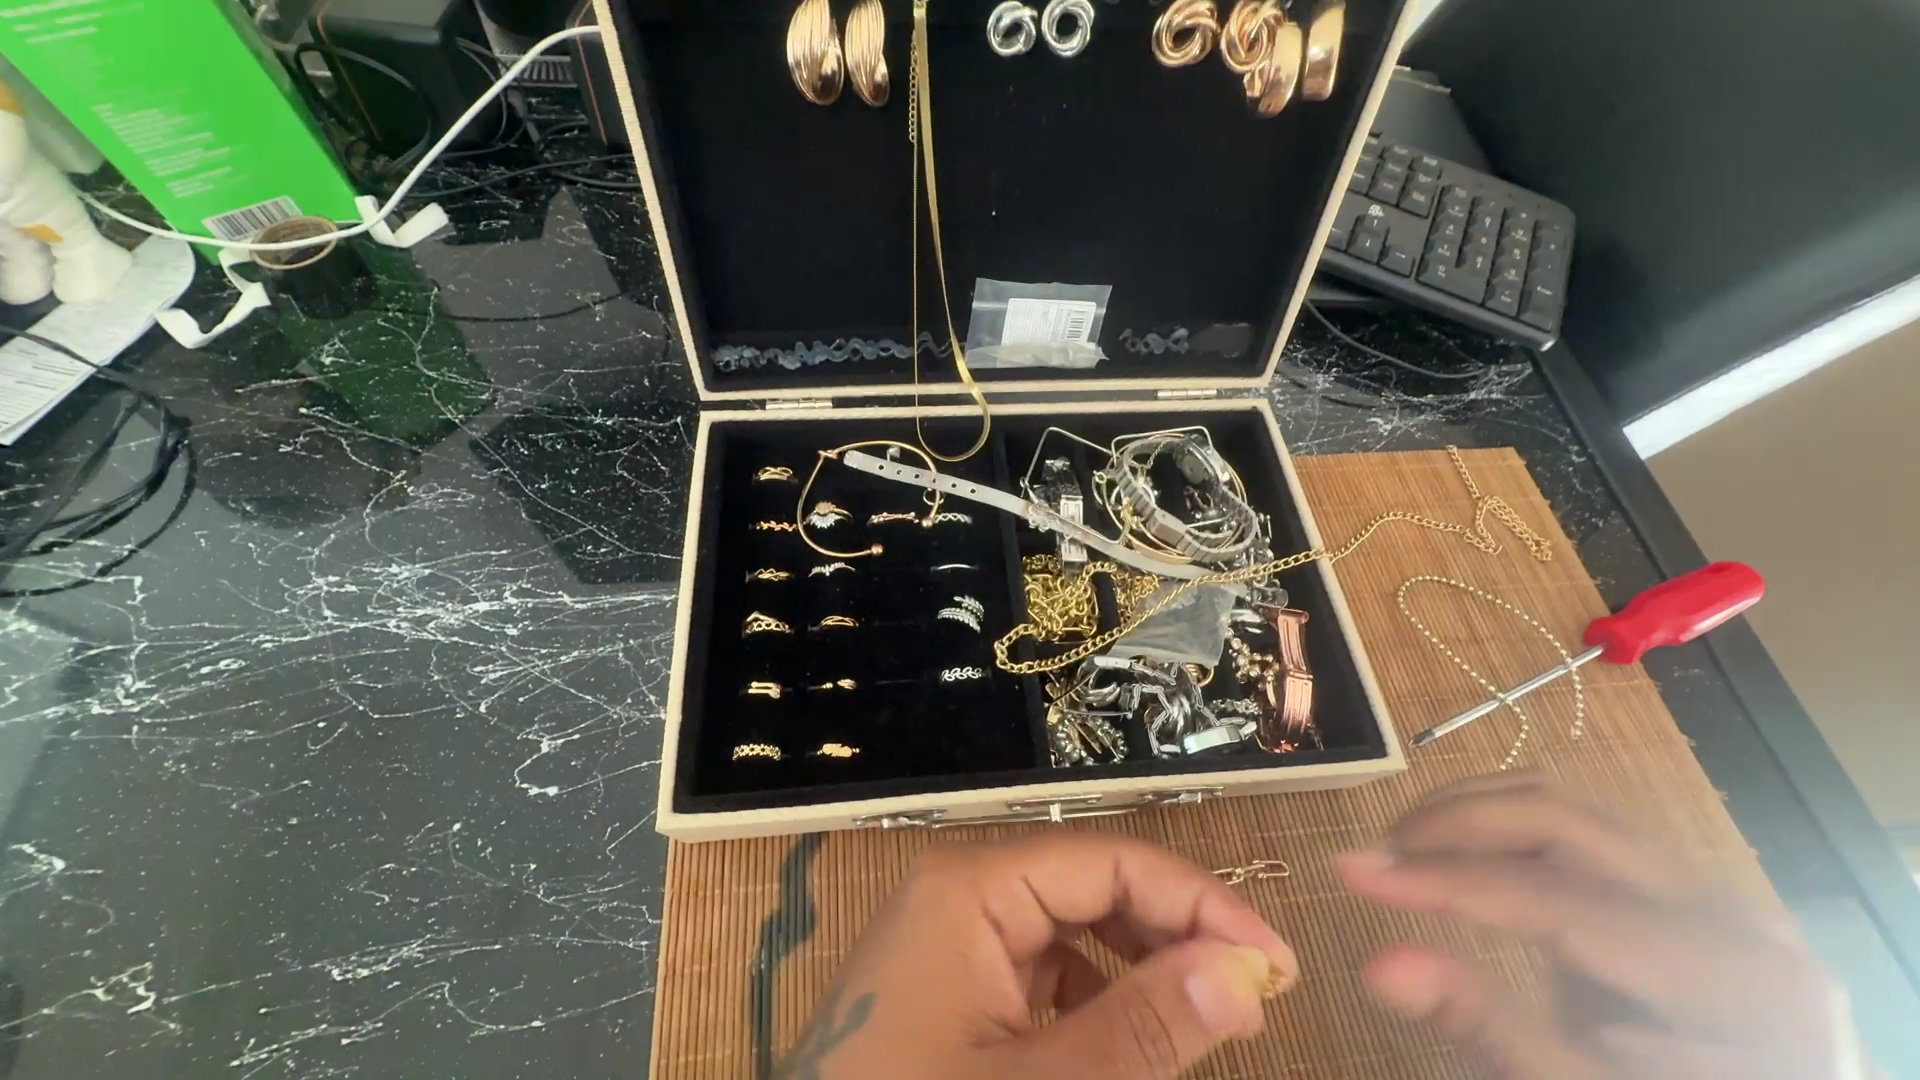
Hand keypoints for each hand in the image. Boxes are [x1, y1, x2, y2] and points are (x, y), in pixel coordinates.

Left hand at [775, 833, 1298, 1079]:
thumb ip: (1143, 1028)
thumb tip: (1246, 974)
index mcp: (970, 885)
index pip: (1109, 859)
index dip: (1199, 903)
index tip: (1276, 966)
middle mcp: (959, 890)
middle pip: (1090, 884)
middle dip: (1171, 931)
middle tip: (1251, 995)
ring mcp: (951, 936)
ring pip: (1070, 927)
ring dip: (1138, 963)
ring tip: (1199, 1017)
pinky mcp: (952, 984)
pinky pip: (1040, 970)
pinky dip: (1093, 997)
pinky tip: (1126, 1040)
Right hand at [1336, 773, 1862, 1078]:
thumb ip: (1490, 1030)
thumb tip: (1378, 967)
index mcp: (1732, 978)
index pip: (1557, 899)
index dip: (1445, 881)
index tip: (1348, 870)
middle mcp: (1727, 909)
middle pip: (1561, 819)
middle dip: (1452, 825)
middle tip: (1375, 853)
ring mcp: (1699, 885)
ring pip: (1559, 802)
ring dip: (1465, 812)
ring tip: (1401, 847)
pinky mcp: (1664, 880)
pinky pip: (1568, 821)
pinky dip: (1494, 822)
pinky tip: (1450, 851)